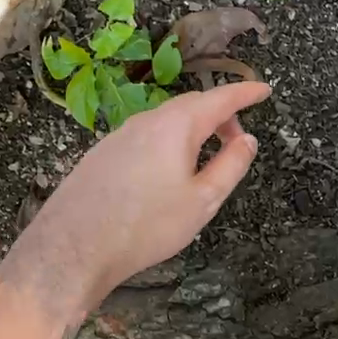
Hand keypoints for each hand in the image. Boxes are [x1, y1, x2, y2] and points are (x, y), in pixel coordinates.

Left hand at [0, 82, 269, 315]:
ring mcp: (120, 134)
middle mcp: (147, 120)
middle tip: (238, 139)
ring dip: (194, 129)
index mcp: (177, 125)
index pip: (220, 98)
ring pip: (167, 120)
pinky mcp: (103, 153)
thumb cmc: (147, 225)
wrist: (73, 248)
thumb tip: (248, 140)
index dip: (245, 92)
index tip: (264, 89)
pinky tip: (168, 172)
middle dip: (220, 114)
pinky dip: (170, 140)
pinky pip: (147, 135)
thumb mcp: (203, 200)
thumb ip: (231, 165)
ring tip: (206, 158)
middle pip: (192, 105)